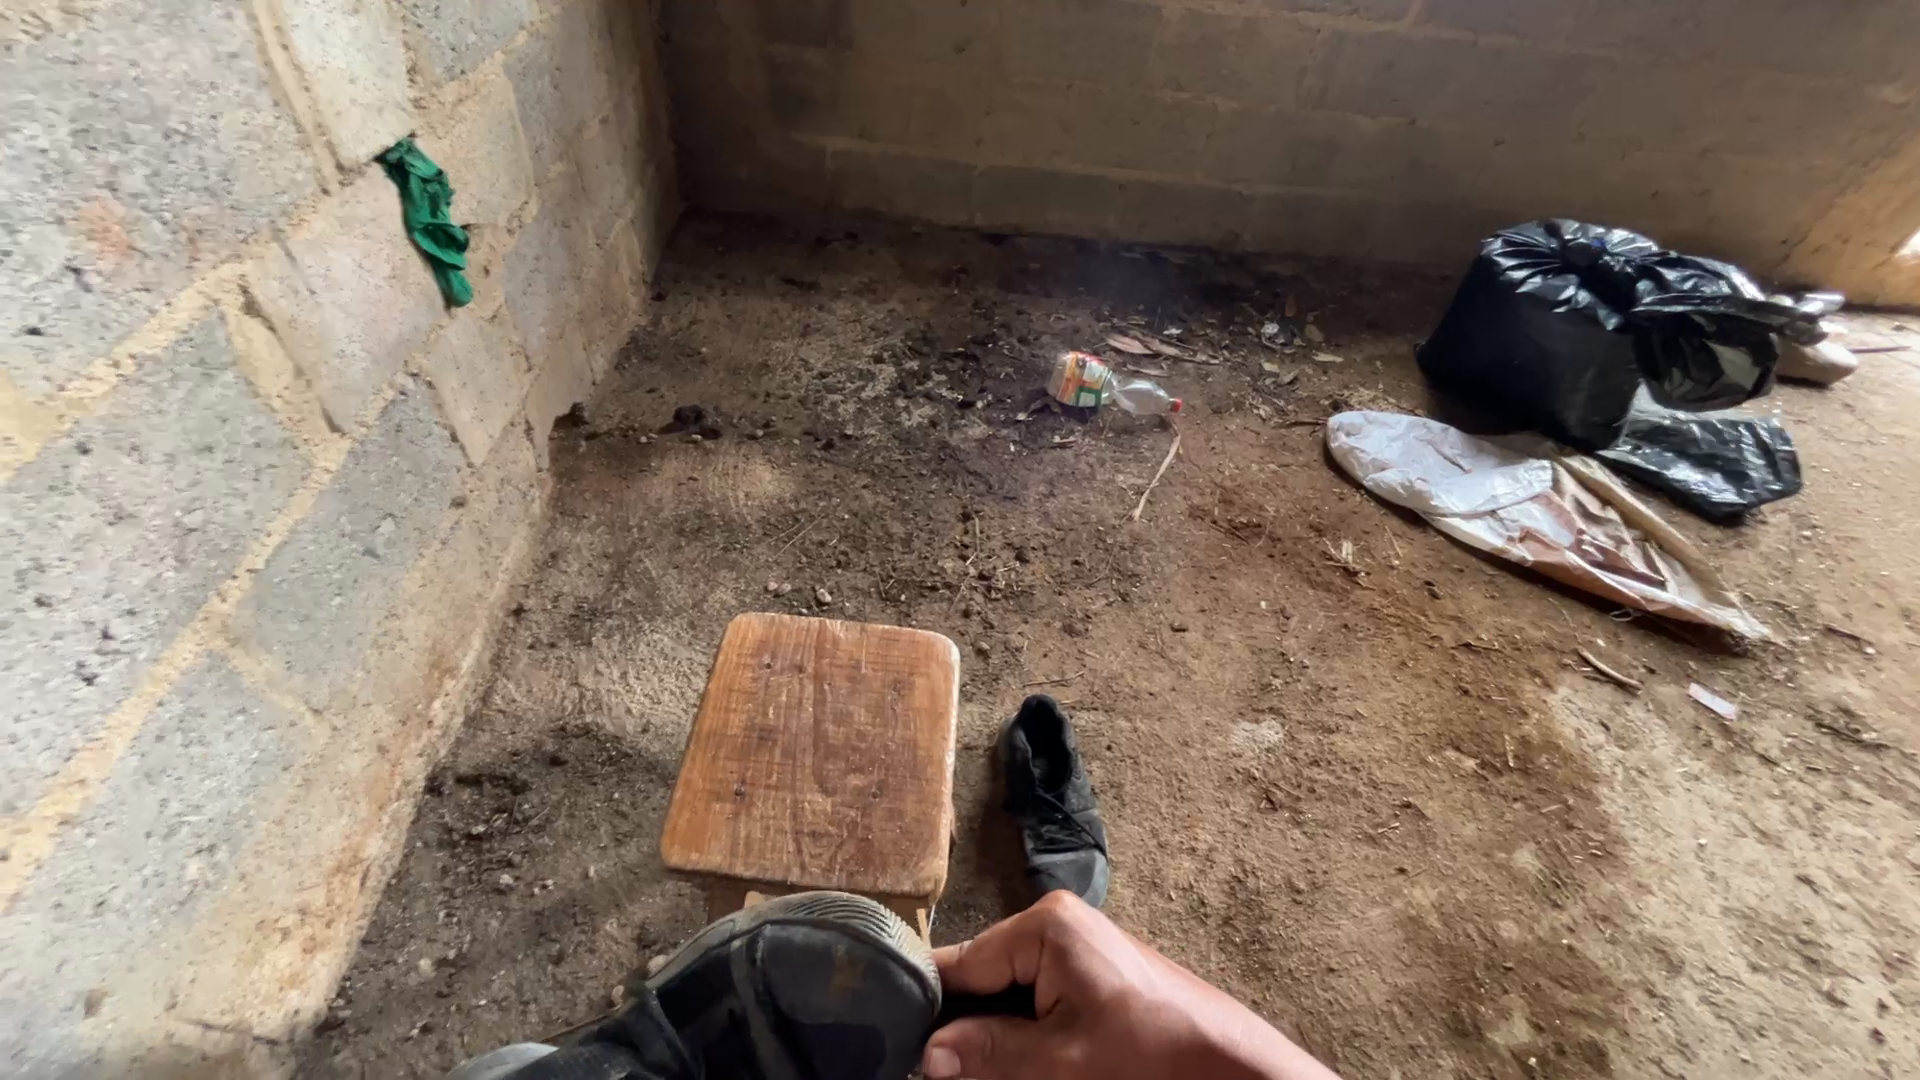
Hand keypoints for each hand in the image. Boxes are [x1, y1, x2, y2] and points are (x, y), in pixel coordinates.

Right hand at [923, 892, 1340, 1079]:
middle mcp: (1057, 924)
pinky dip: (1025, 1033)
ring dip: (995, 1035)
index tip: (899, 1043)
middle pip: (985, 976)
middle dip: (966, 1027)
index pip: (963, 963)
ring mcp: (1078, 947)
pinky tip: (1020, 1063)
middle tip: (942, 1069)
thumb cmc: (1152, 1058)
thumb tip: (928, 1056)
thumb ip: (991, 1055)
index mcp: (1046, 926)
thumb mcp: (1062, 1064)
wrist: (1234, 1068)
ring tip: (974, 1067)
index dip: (930, 1006)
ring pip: (1010, 992)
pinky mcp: (1093, 974)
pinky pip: (1039, 999)